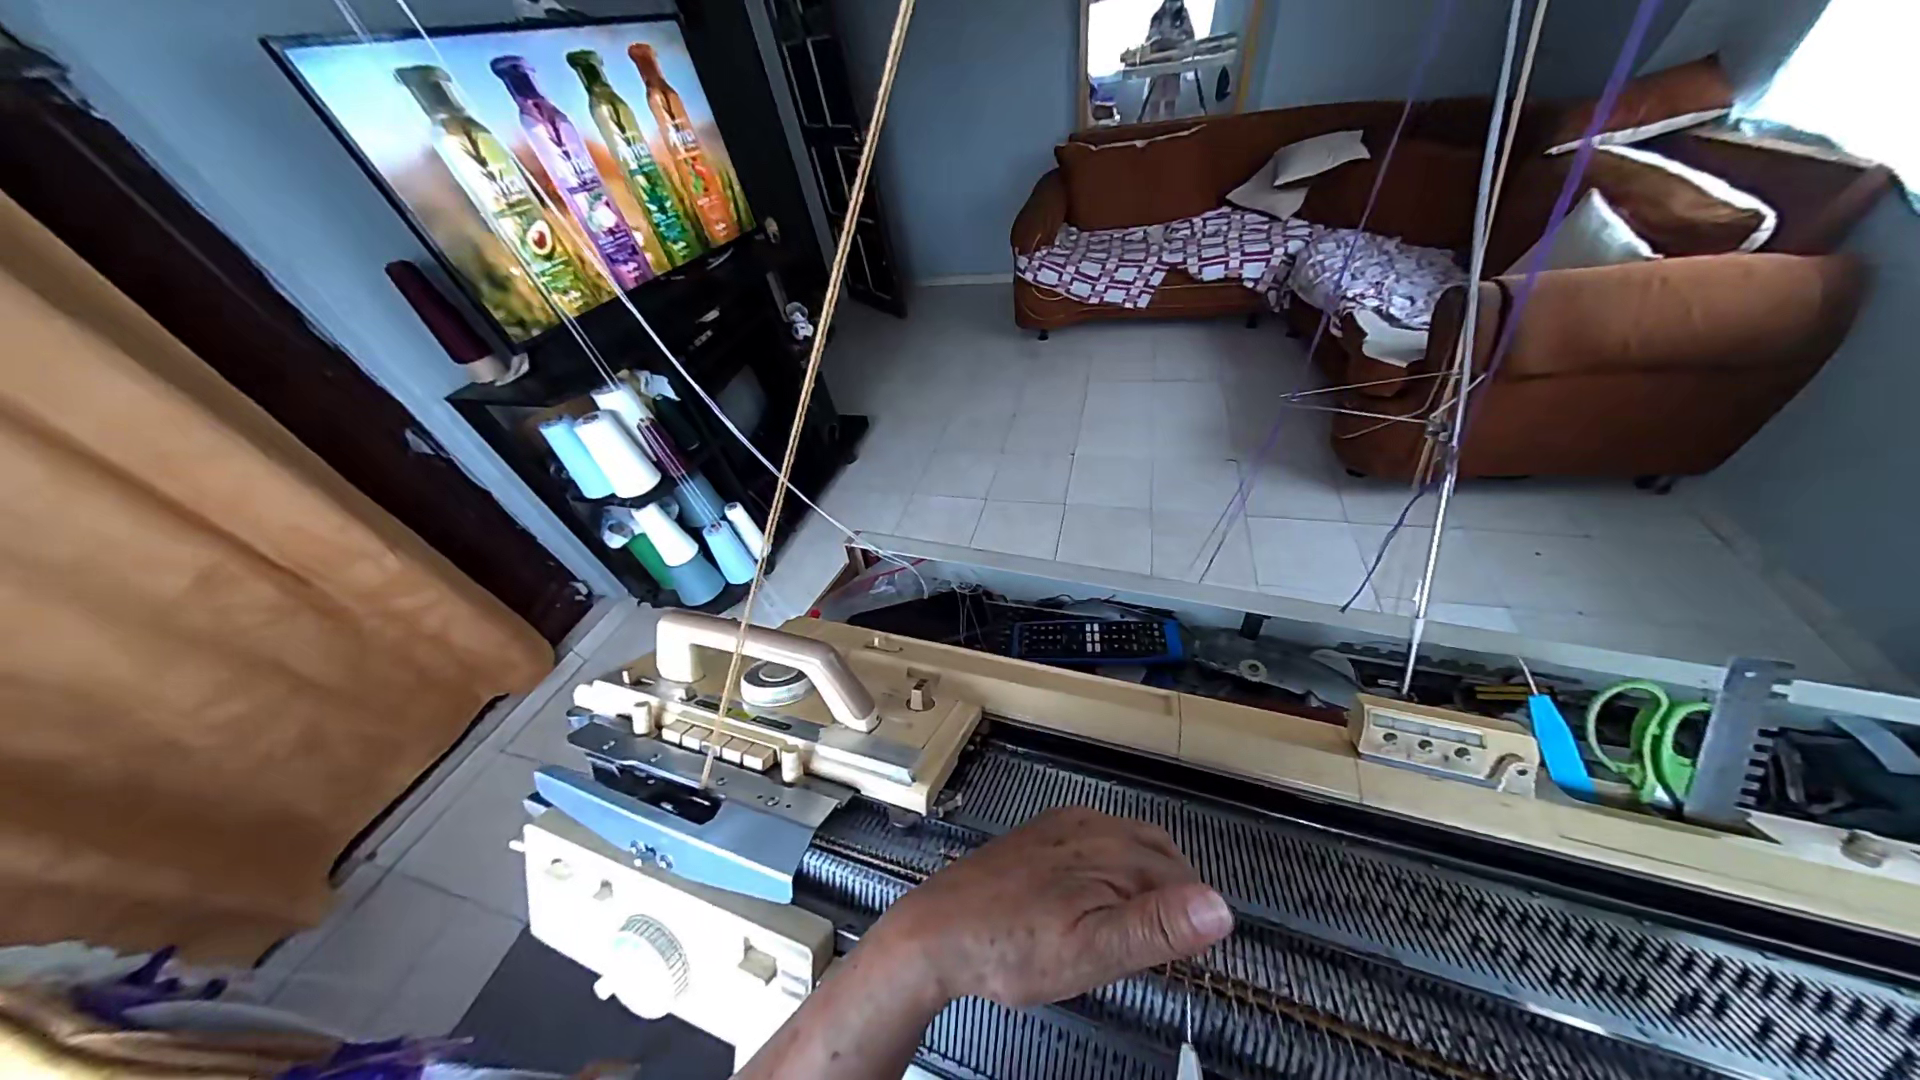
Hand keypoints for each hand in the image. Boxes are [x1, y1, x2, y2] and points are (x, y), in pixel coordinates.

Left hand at [861, 807, 1234, 1007]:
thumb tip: (1219, 906)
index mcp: (1109, 848)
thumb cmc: (1011, 947)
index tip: (1184, 960)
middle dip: (1170, 898)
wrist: (937, 931)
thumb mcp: (1091, 950)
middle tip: (1160, 949)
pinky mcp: (1039, 836)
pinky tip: (1093, 901)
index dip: (1189, 922)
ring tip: (1130, 930)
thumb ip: (1156, 926)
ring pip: (1127, 847)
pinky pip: (1094, 843)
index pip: (1181, 879)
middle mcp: (1089, 824)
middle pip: (1158, 856)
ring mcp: (1061, 826)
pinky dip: (1111, 870)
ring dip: (1142, 883)